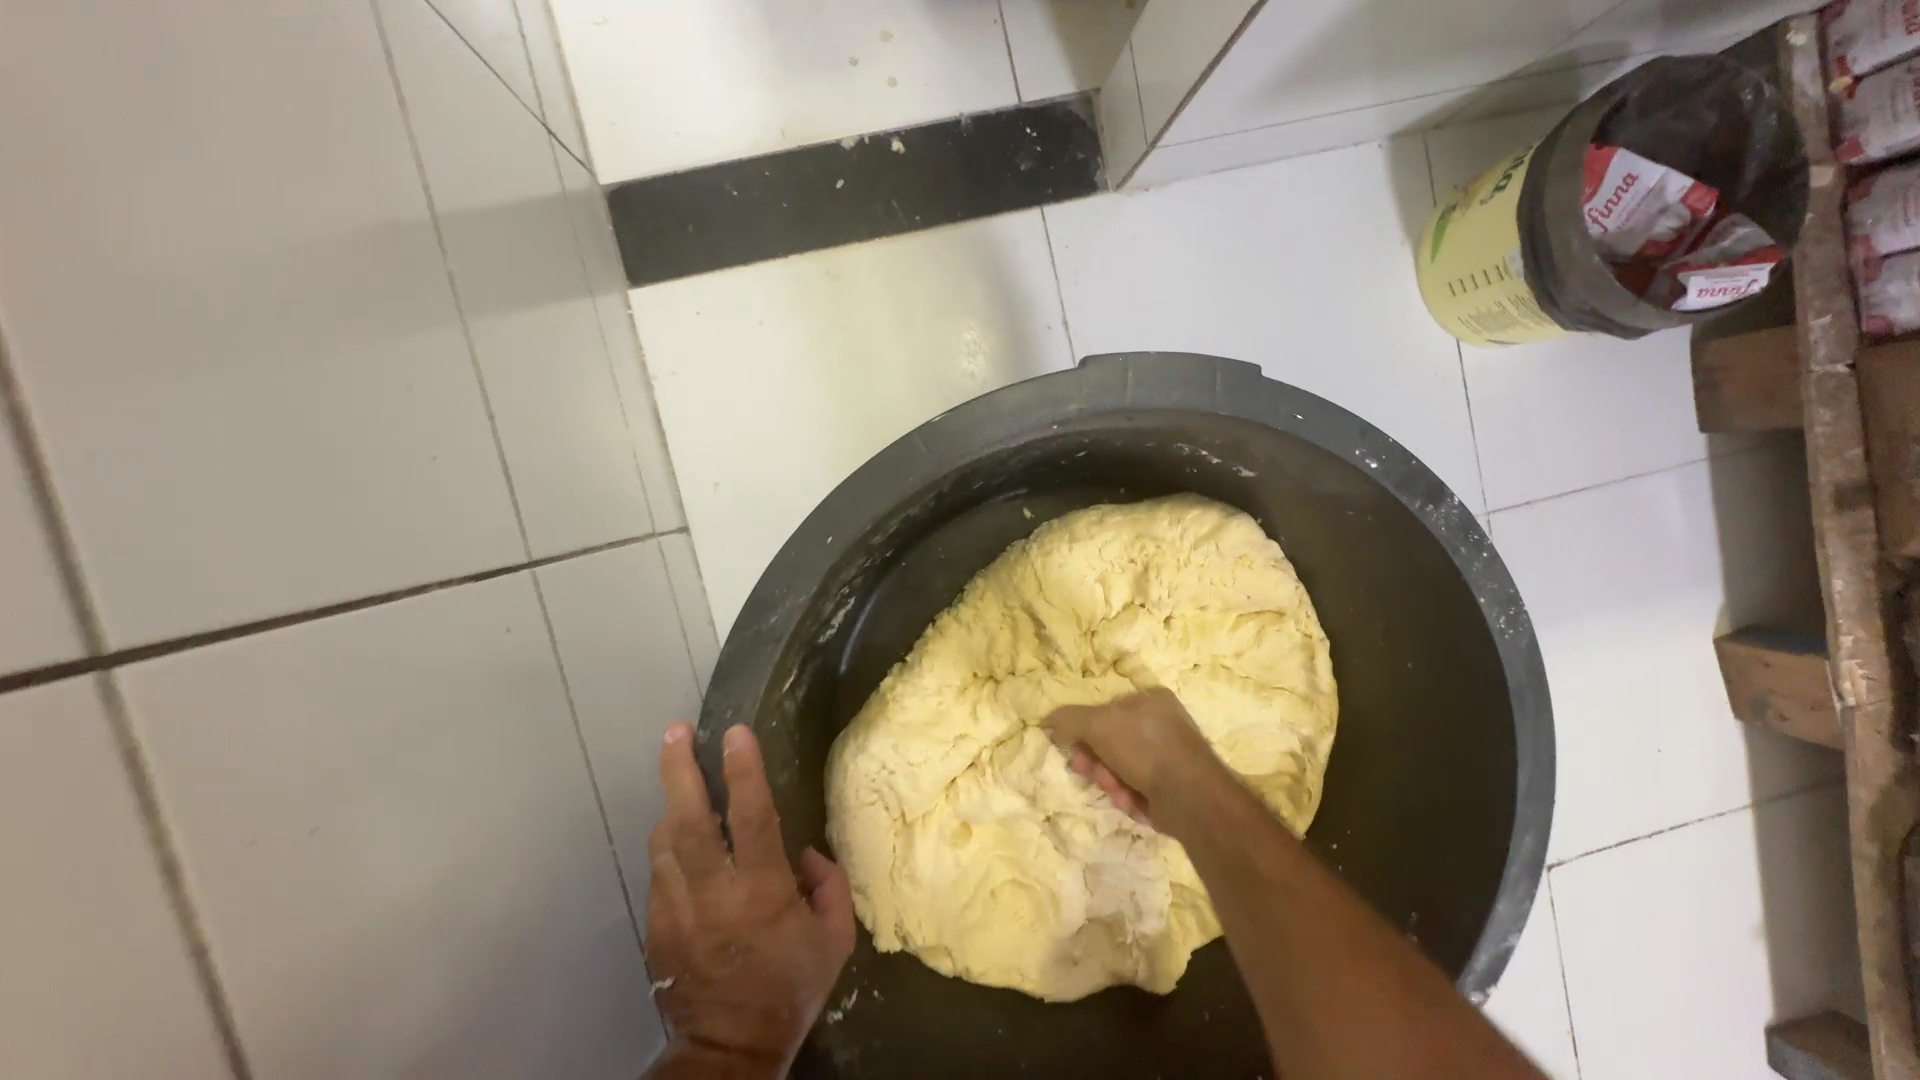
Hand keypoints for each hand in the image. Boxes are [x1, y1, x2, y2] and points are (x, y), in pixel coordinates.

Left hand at [646, 723, 854, 1076]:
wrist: (729, 1048)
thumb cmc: (790, 989)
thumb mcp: (834, 940)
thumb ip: (831, 887)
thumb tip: (807, 854)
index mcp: (762, 893)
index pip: (751, 818)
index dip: (744, 771)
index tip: (736, 733)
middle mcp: (713, 894)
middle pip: (688, 821)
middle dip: (679, 771)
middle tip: (674, 731)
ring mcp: (677, 910)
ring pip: (664, 842)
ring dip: (673, 807)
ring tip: (682, 780)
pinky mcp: (657, 927)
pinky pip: (659, 872)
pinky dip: (669, 847)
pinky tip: (680, 838)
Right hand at [1041, 688, 1224, 828]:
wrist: (1190, 797)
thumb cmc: (1145, 748)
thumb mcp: (1098, 725)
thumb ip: (1069, 719)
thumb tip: (1047, 719)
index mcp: (1151, 700)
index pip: (1107, 710)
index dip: (1085, 729)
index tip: (1073, 747)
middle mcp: (1163, 725)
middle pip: (1111, 742)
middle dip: (1095, 761)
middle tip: (1087, 772)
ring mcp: (1169, 758)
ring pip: (1120, 769)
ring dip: (1110, 782)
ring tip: (1116, 791)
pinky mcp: (1171, 788)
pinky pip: (1136, 789)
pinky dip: (1128, 797)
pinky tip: (1132, 802)